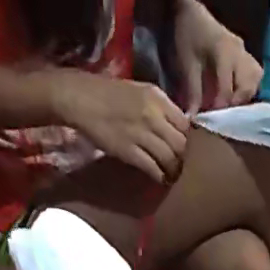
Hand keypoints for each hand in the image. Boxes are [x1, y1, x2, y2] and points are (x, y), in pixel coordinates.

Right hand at [50, 73, 190, 182]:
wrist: (81, 99)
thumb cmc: (110, 95)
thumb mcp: (140, 91)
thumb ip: (161, 107)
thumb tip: (179, 127)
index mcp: (158, 98)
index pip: (185, 124)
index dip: (188, 139)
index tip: (186, 147)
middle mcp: (153, 115)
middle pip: (181, 144)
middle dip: (183, 158)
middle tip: (180, 165)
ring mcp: (141, 134)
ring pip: (170, 159)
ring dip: (173, 170)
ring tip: (172, 175)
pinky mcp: (129, 151)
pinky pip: (152, 168)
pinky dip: (159, 176)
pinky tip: (160, 178)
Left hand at [172, 0, 261, 113]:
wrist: (190, 14)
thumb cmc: (186, 37)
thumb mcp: (185, 64)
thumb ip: (192, 92)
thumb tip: (192, 119)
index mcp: (224, 54)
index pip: (227, 91)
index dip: (218, 109)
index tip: (208, 120)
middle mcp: (240, 54)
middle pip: (247, 88)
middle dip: (234, 105)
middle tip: (220, 113)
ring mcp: (246, 53)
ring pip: (254, 82)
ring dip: (243, 97)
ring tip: (228, 104)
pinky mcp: (246, 55)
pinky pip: (254, 76)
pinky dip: (247, 88)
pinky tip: (235, 94)